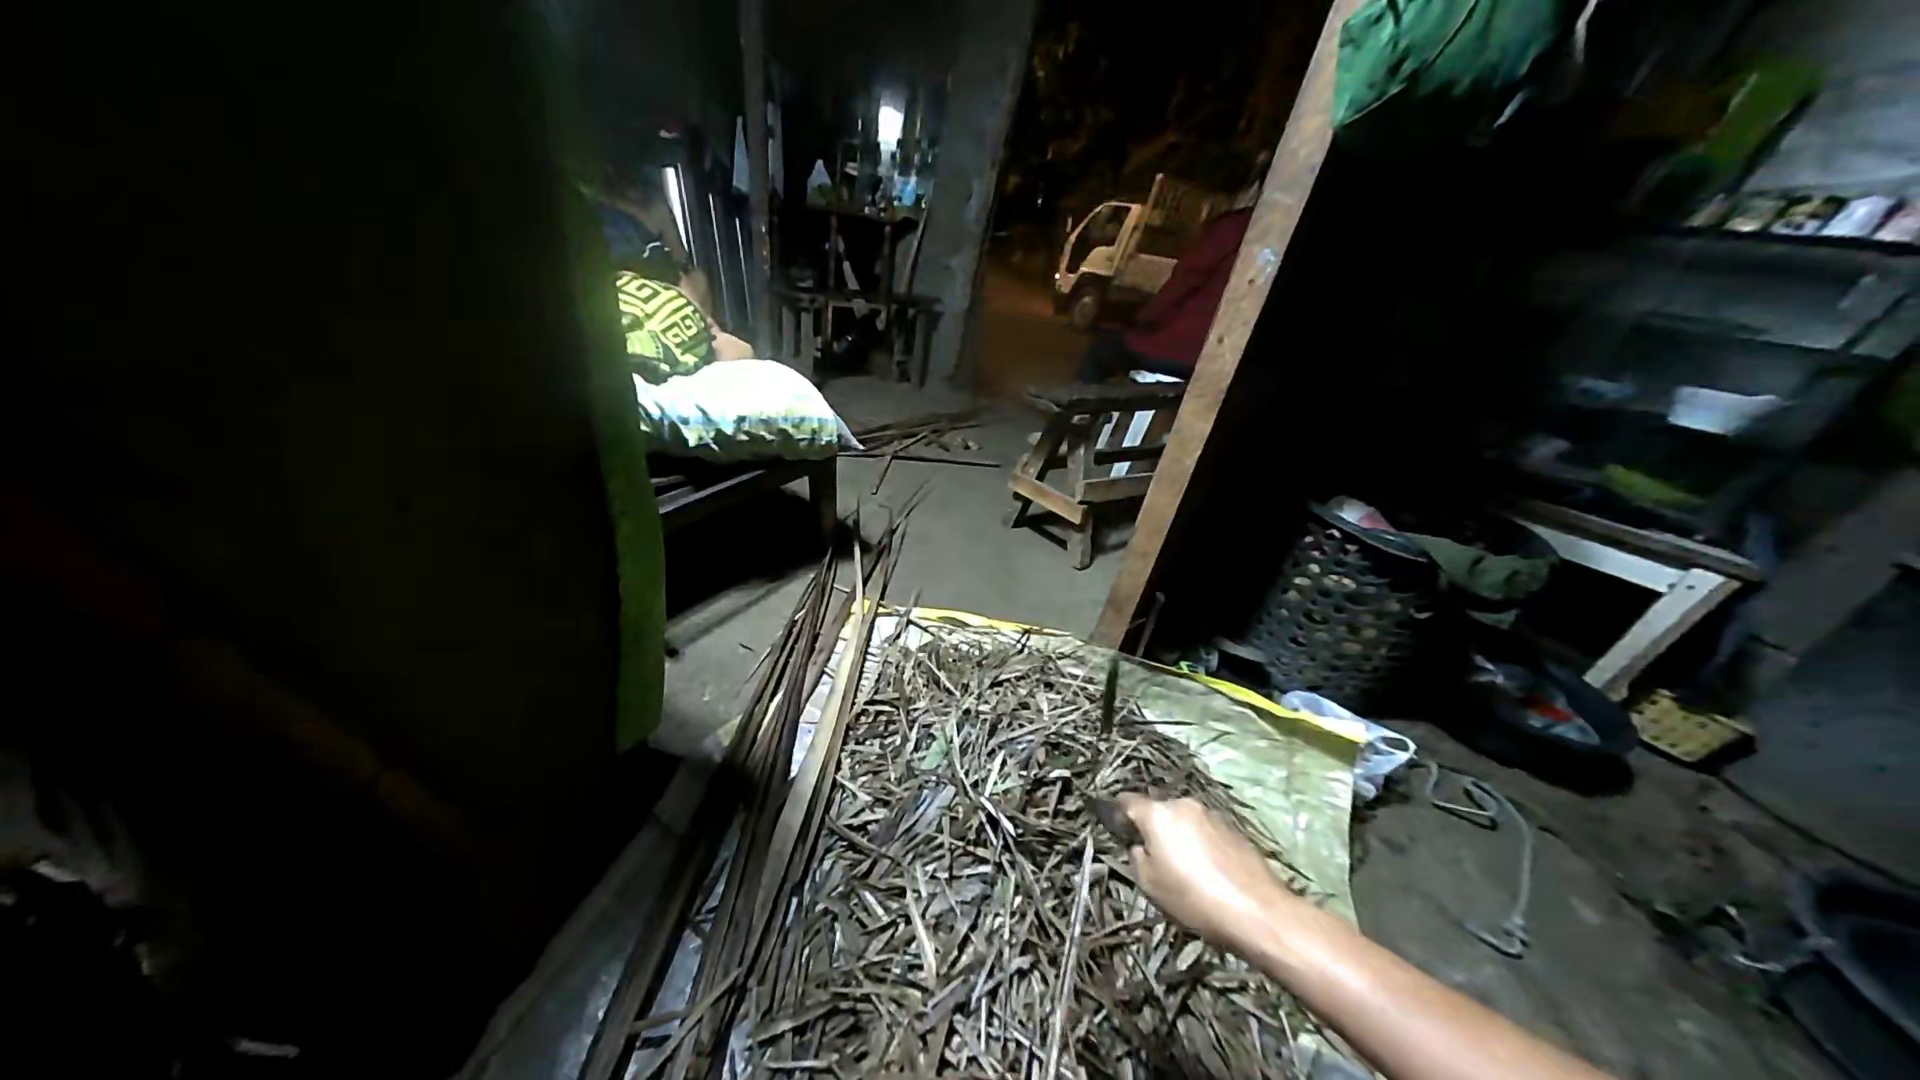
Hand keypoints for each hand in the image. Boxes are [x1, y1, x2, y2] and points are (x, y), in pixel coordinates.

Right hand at [1116, 794, 1293, 949]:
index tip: (1120, 832)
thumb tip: (1140, 846)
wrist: (1258, 911)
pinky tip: (1209, 870)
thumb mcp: (1150, 885)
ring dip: (1179, 836)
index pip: (1128, 801)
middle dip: (1154, 828)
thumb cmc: (1195, 898)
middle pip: (1159, 811)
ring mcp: (1212, 813)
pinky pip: (1206, 830)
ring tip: (1186, 868)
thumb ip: (1136, 857)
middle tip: (1156, 858)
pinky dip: (1201, 843)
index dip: (1119, 815)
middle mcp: (1184, 804)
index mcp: (1158, 813)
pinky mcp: (1234, 827)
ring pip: (1184, 820)